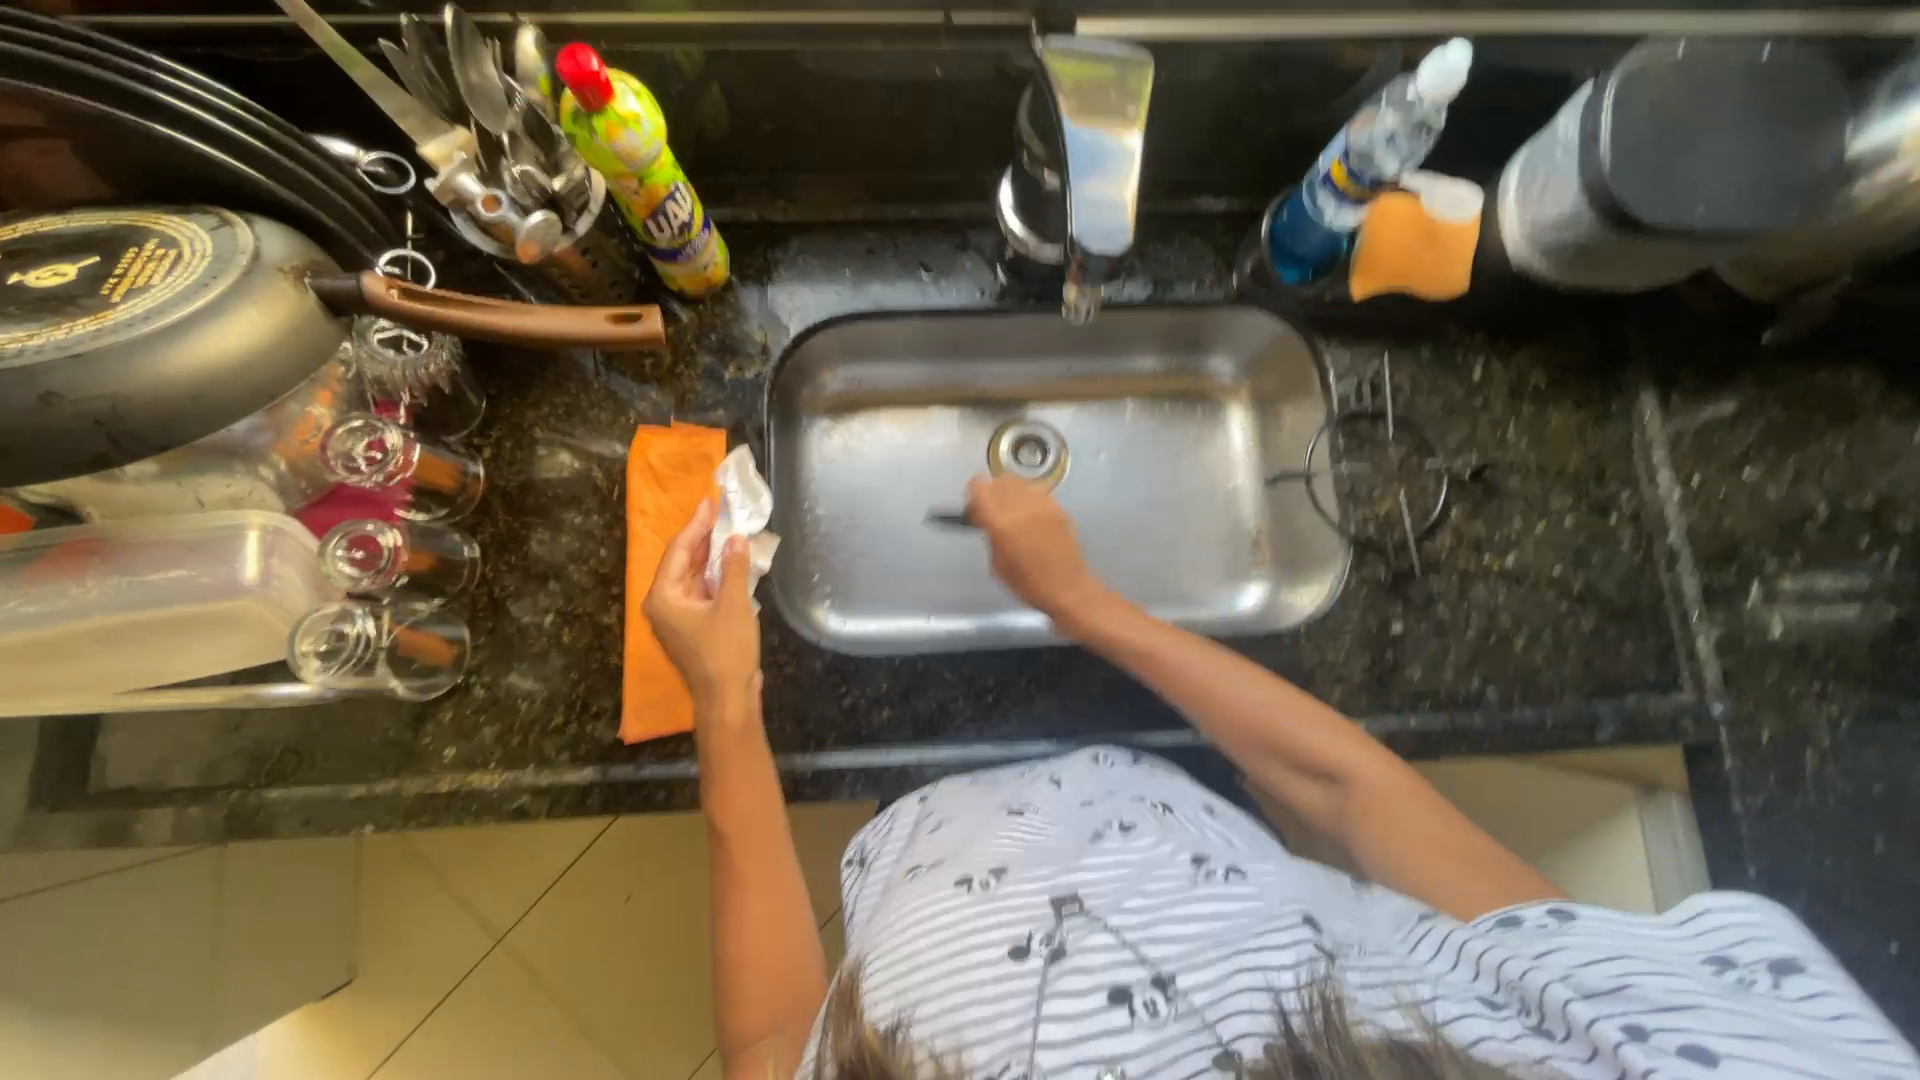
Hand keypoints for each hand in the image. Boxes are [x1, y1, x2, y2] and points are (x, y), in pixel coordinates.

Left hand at [643, 497, 762, 711]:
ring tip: (730, 533)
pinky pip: (702, 594)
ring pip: (693, 578)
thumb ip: (733, 568)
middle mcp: (663, 605)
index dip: (697, 524)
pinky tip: (733, 566)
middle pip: (682, 562)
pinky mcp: (692, 629)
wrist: (727, 700)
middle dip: (703, 539)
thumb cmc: (726, 652)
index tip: (711, 501)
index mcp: (663, 597)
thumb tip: (735, 539)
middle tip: (722, 513)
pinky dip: (716, 578)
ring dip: (712, 558)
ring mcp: (677, 619)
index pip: (678, 550)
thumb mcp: (733, 605)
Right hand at [966, 473, 1109, 632]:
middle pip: (1000, 479)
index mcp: (1000, 520)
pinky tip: (1032, 518)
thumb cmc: (1027, 583)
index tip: (975, 509)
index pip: (979, 486)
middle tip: (993, 511)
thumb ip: (991, 534)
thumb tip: (987, 520)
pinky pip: (1037, 493)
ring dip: (1011, 493)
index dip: (973, 494)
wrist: (1067, 588)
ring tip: (1013, 513)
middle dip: (992, 492)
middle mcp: (1021, 505)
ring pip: (1019, 482)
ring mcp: (1043, 504)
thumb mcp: (997, 563)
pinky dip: (1029, 500)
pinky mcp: (1058, 508)